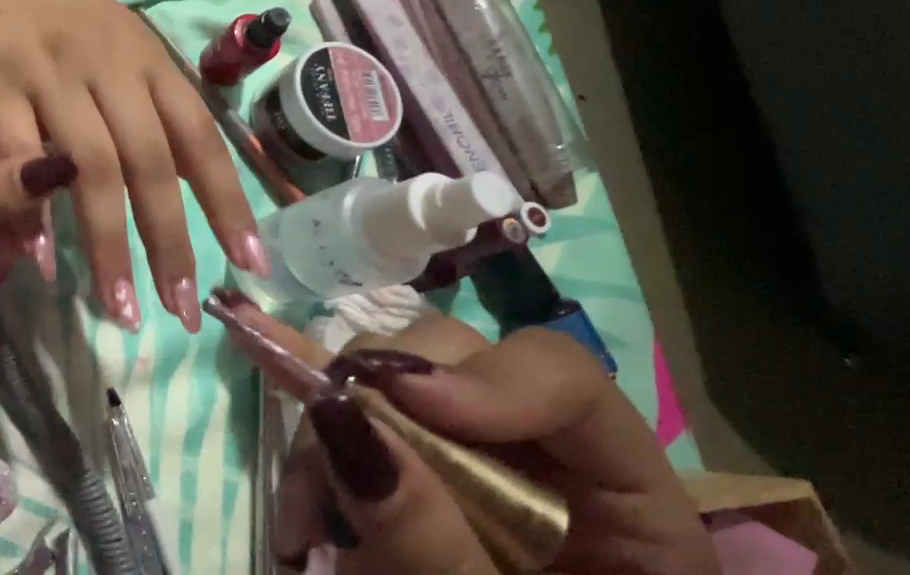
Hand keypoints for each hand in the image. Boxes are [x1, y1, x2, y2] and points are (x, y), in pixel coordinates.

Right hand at [0, 0, 264, 332]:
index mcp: (148, 61)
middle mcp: (110, 69)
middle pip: (150, 162)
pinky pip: (17, 152)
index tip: (249, 264)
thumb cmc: (68, 14)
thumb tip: (186, 187)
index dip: (227, 200)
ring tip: (121, 307)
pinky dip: (32, 208)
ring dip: (108, 242)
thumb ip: (152, 105)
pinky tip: (42, 260)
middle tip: (181, 310)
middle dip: (170, 240)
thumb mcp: (125, 45)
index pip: (199, 136)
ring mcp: (53, 75)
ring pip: (91, 166)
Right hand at [216, 302, 718, 573]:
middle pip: (452, 361)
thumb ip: (436, 549)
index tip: (404, 403)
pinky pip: (350, 423)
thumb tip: (339, 417)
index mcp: (625, 502)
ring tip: (300, 527)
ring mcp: (468, 462)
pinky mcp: (409, 477)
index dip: (482, 375)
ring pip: (384, 385)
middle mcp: (541, 457)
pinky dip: (310, 445)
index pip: (563, 377)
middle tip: (329, 466)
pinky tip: (283, 467)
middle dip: (378, 398)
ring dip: (329, 435)